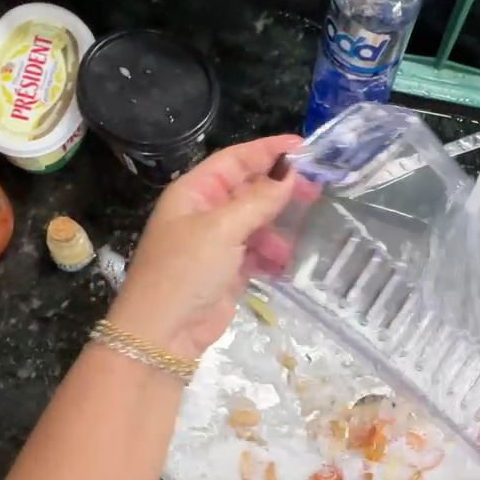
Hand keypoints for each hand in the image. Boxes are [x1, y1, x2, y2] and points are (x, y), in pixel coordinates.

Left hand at [108, 134, 302, 358]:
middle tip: (315, 192)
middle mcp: (205, 213)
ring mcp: (216, 244)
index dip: (267, 151)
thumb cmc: (185, 271)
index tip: (303, 148)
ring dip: (276, 233)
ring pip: (256, 224)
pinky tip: (283, 266)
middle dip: (279, 192)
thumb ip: (258, 200)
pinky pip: (256, 255)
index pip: (235, 160)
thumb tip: (288, 174)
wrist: (164, 331)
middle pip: (249, 191)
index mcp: (194, 192)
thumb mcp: (222, 229)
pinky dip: (271, 258)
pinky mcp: (228, 272)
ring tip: (289, 248)